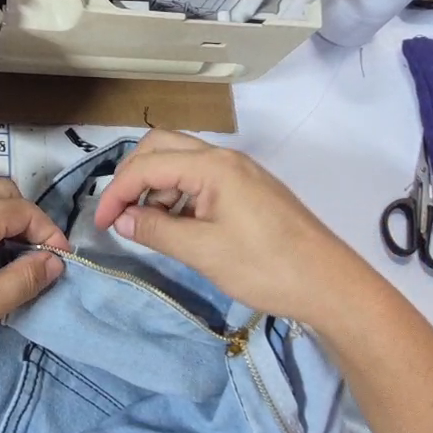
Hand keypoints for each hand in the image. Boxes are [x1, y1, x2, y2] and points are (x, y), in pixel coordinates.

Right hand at [93, 130, 349, 319]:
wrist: (332, 286)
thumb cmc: (266, 268)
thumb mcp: (203, 252)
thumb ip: (157, 230)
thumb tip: (121, 219)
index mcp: (213, 166)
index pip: (148, 165)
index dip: (117, 191)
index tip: (101, 223)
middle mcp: (225, 158)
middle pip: (162, 147)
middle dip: (133, 175)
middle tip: (121, 212)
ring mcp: (240, 171)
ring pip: (181, 161)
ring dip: (156, 185)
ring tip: (149, 225)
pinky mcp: (249, 189)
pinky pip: (200, 178)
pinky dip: (179, 194)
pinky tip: (178, 225)